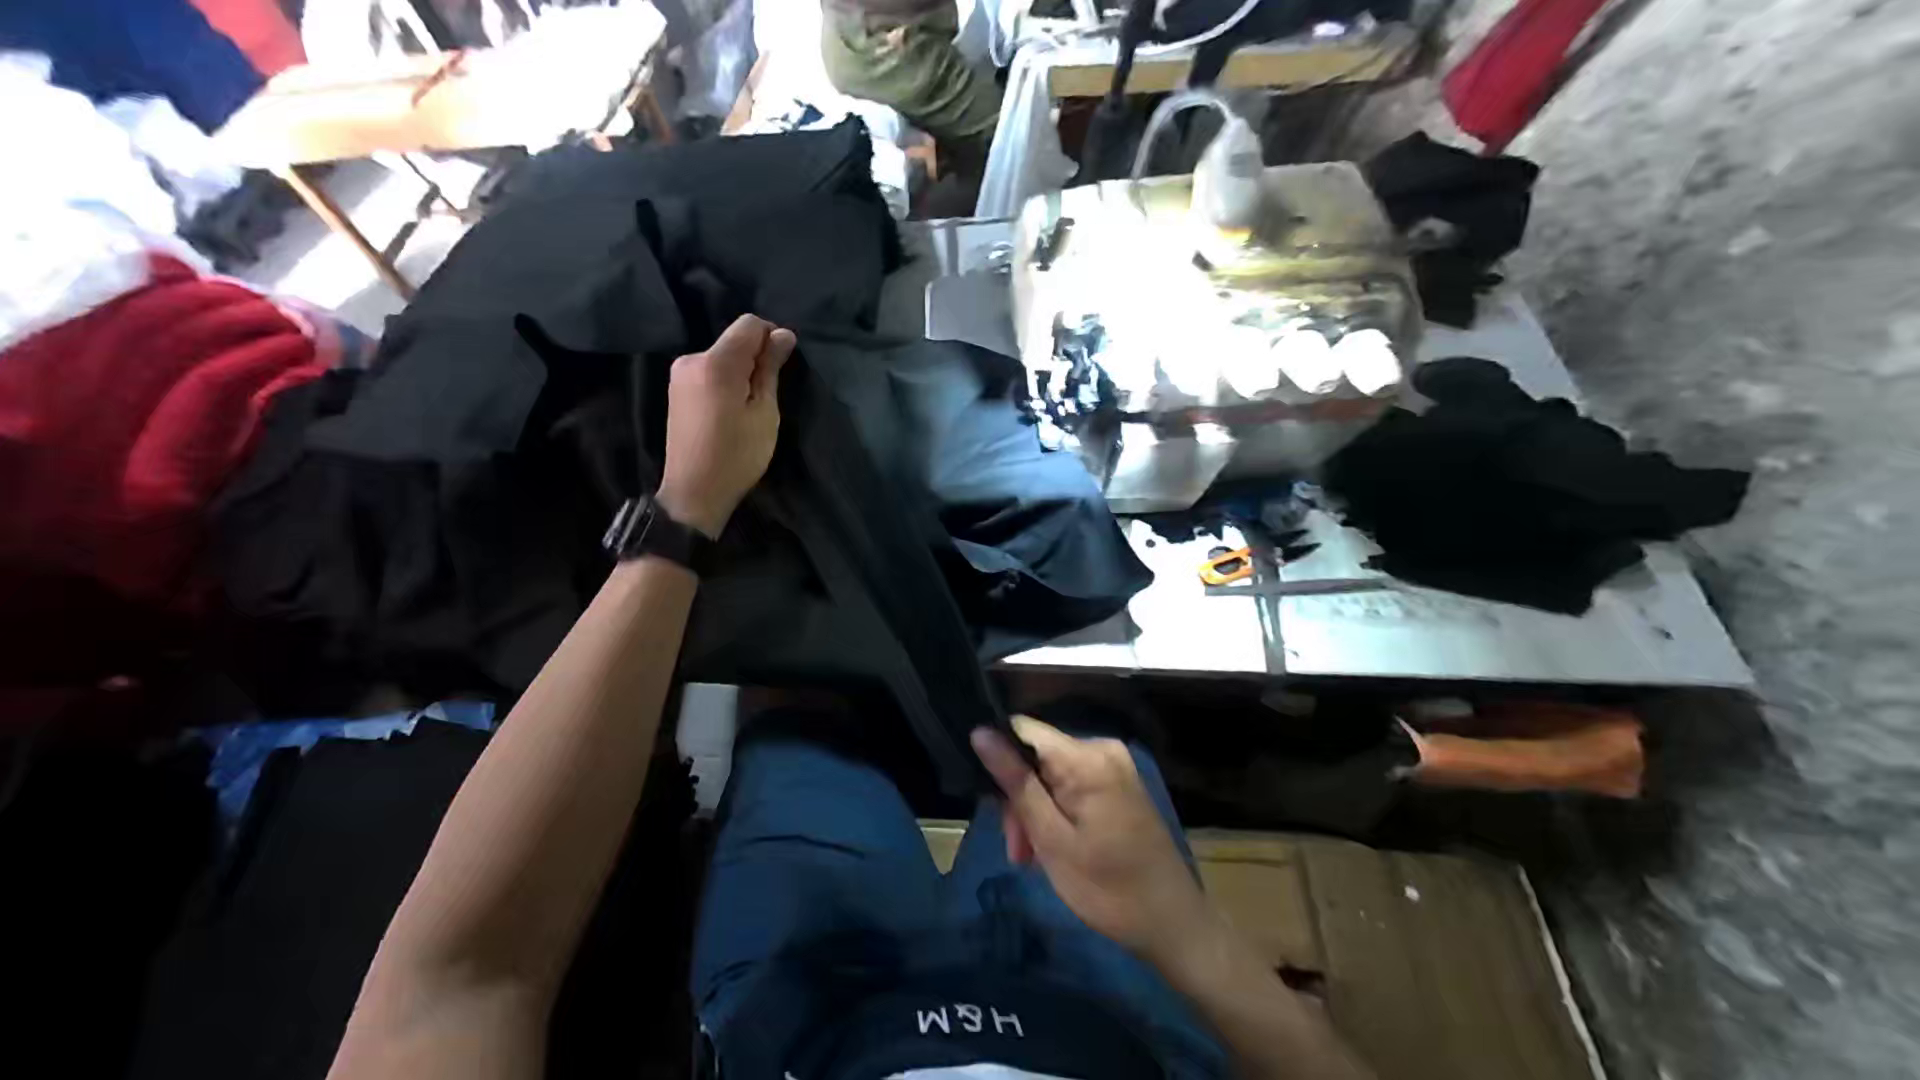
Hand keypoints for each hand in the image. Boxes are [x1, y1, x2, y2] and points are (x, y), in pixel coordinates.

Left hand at [657, 315, 795, 536]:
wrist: (694, 492)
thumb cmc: (737, 455)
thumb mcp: (764, 412)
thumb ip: (770, 369)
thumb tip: (783, 334)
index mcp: (715, 363)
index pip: (749, 325)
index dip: (771, 339)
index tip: (780, 369)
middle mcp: (692, 359)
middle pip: (734, 340)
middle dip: (755, 358)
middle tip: (766, 397)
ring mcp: (680, 374)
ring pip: (722, 357)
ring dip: (741, 372)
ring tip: (748, 408)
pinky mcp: (676, 389)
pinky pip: (709, 372)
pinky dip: (725, 382)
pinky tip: (729, 412)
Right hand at [971, 717, 1215, 965]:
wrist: (1173, 925)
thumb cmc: (1109, 889)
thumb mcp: (1051, 840)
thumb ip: (1015, 783)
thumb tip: (980, 732)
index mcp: (1087, 758)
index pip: (1022, 729)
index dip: (998, 756)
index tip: (989, 799)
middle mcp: (1102, 749)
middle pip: (1036, 755)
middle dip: (1018, 799)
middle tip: (1016, 849)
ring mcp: (1113, 766)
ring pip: (1050, 773)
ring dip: (1034, 811)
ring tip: (1031, 857)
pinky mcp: (1117, 783)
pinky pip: (1071, 783)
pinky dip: (1055, 812)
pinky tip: (1051, 847)